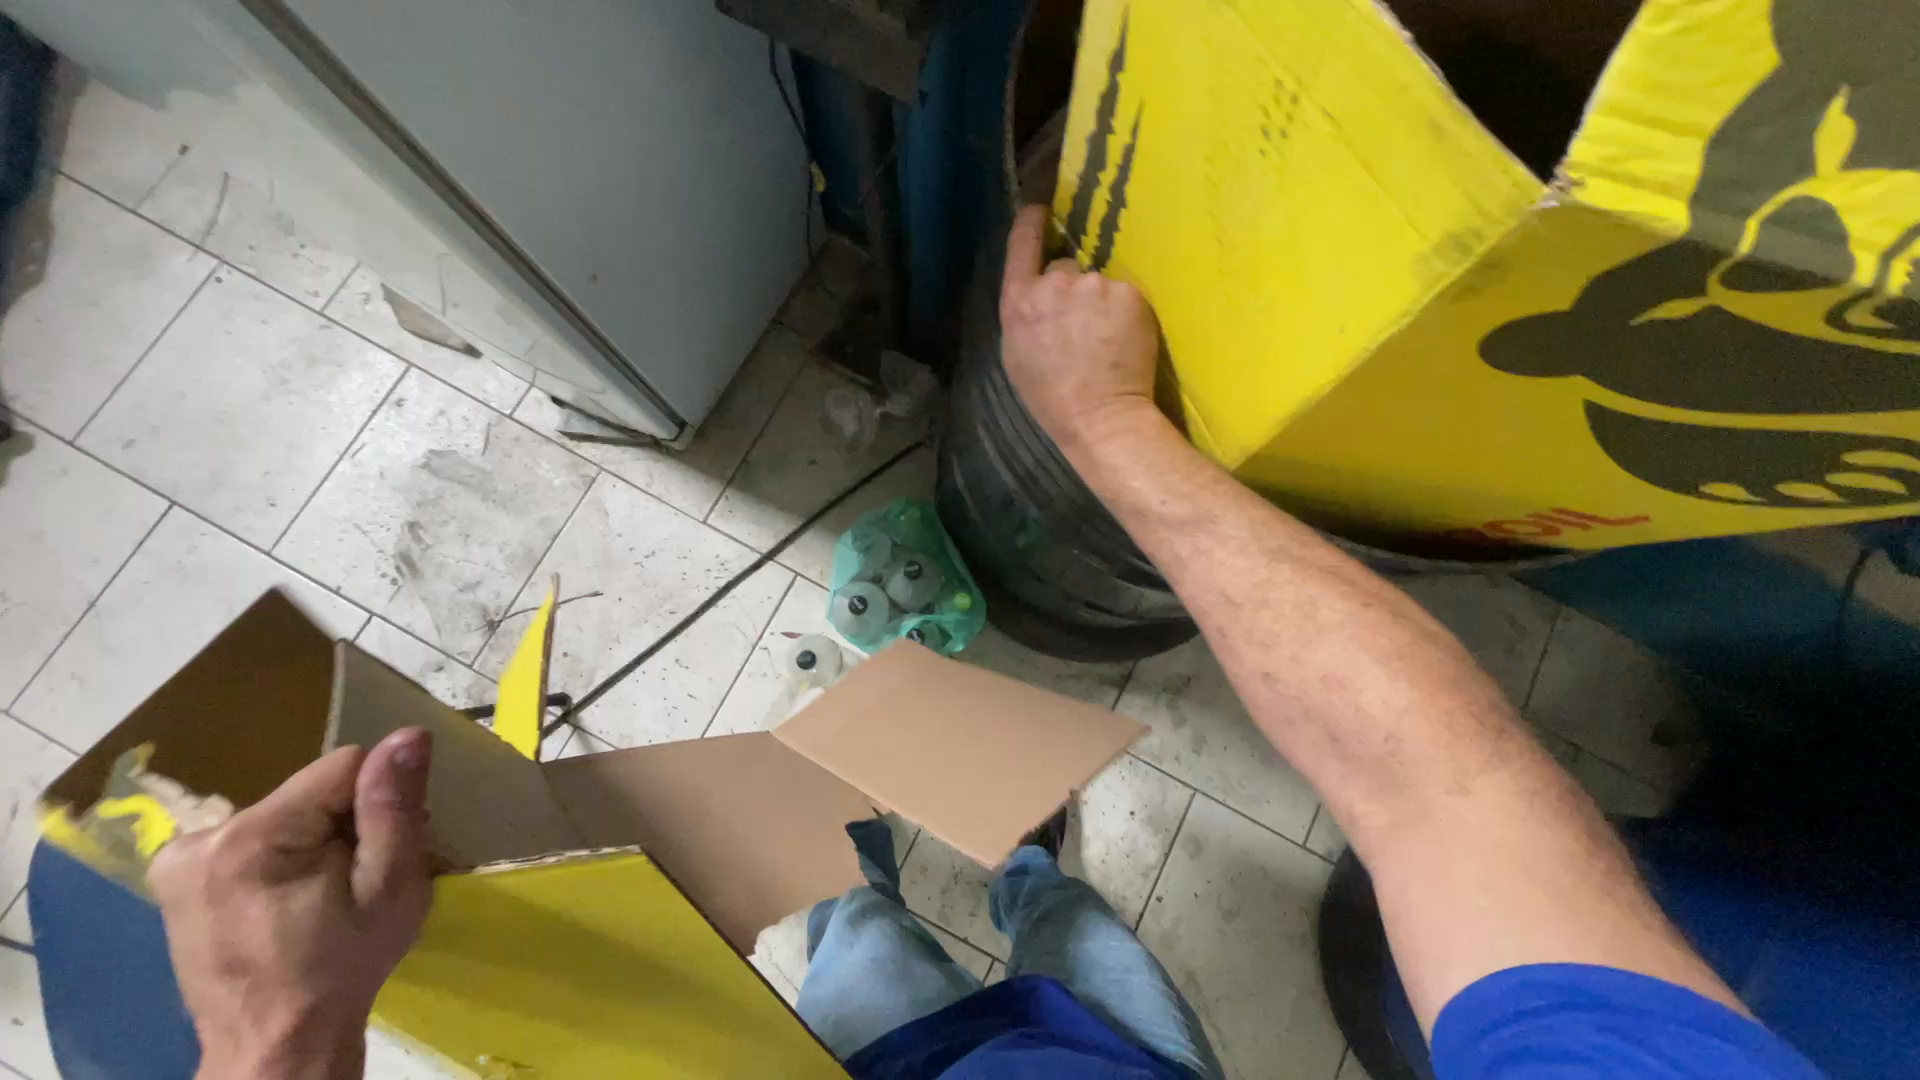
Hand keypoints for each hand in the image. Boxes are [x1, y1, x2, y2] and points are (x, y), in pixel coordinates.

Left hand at [149, 729, 435, 1079]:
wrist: (277, 1042)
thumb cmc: (344, 963)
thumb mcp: (391, 883)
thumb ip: (394, 805)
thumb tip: (409, 736)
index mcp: (252, 836)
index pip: (345, 766)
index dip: (378, 802)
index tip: (379, 852)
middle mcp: (201, 837)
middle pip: (313, 790)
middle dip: (349, 820)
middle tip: (359, 877)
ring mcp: (179, 859)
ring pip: (289, 810)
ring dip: (320, 837)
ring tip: (328, 891)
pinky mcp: (176, 877)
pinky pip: (258, 834)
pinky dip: (288, 853)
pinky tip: (294, 896)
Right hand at [998, 204, 1165, 457]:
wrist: (1099, 418)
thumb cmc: (1053, 398)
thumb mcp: (1017, 355)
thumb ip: (1024, 313)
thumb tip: (1036, 289)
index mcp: (1018, 302)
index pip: (1022, 243)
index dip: (1032, 221)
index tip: (1040, 208)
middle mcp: (1053, 285)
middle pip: (1065, 268)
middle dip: (1073, 289)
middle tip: (1082, 327)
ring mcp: (1092, 287)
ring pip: (1098, 283)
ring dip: (1101, 303)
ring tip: (1105, 341)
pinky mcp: (1127, 294)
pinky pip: (1125, 295)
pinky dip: (1126, 313)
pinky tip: (1123, 342)